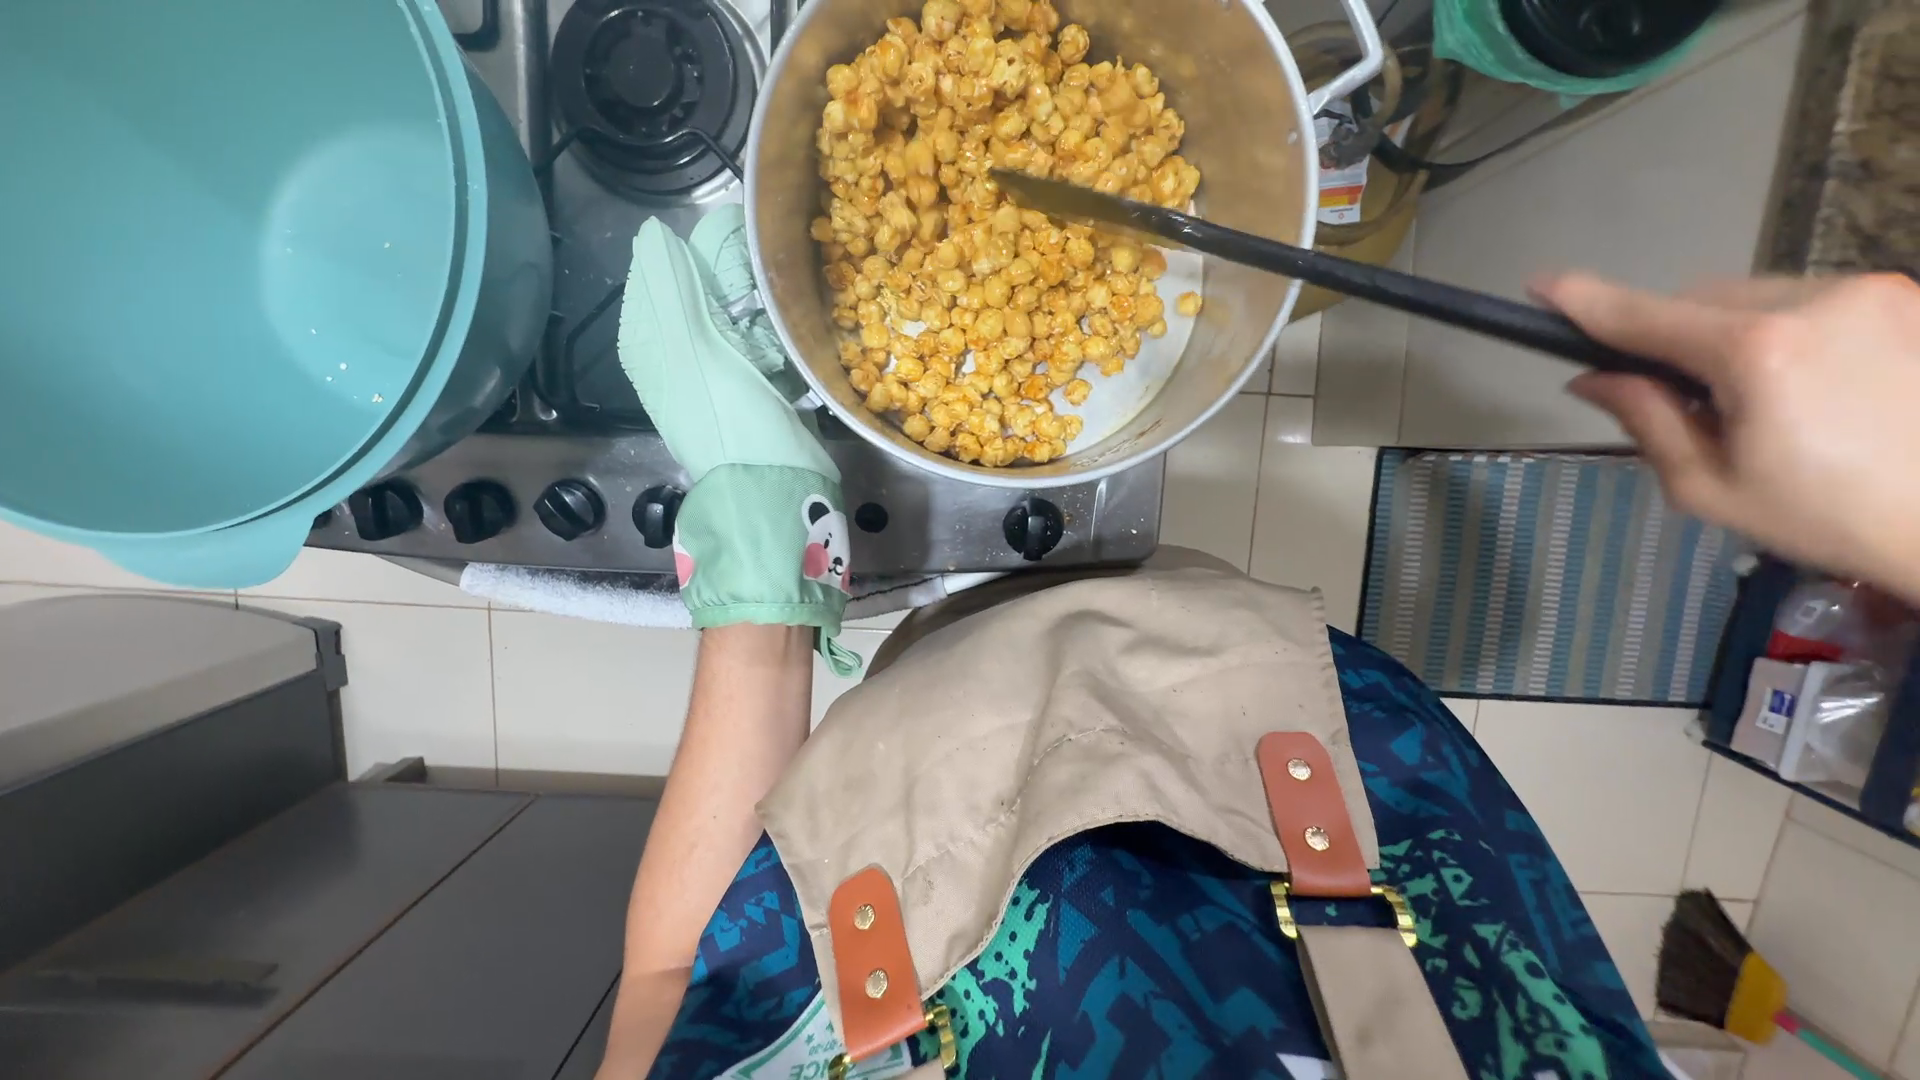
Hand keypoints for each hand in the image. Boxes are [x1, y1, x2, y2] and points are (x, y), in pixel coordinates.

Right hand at [1538, 272, 1919, 604]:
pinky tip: (1799, 386)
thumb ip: (1644, 418)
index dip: (1585, 301)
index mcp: (1759, 353)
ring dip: (1723, 334)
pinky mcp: (1901, 302)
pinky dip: (1774, 334)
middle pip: (1699, 299)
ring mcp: (1871, 295)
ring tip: (1750, 400)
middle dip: (1668, 337)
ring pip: (1750, 297)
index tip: (1540, 284)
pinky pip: (1802, 303)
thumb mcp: (1704, 483)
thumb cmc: (1824, 515)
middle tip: (1677, 398)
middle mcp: (1818, 303)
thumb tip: (1593, 378)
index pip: (1646, 317)